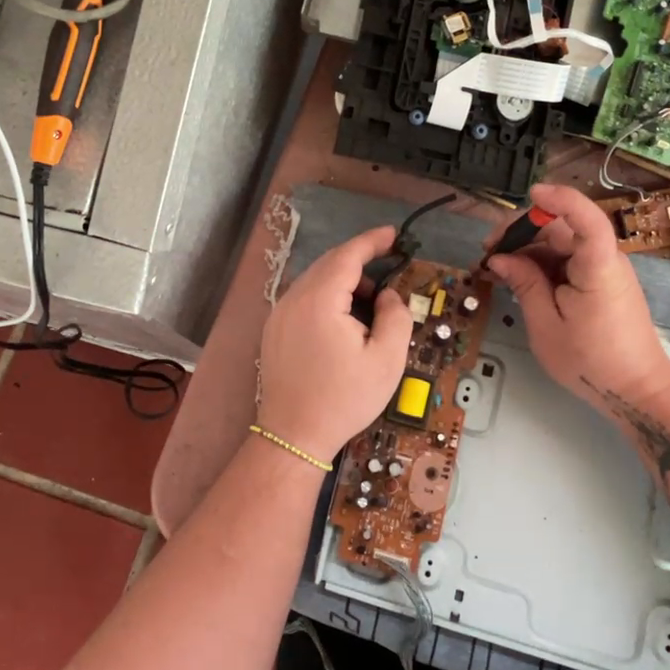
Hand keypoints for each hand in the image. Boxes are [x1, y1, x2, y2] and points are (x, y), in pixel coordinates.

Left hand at [258, 226, 415, 461]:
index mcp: (319, 300)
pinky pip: (303, 298)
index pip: (347, 256)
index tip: (394, 234)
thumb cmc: (344, 399)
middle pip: (328, 264)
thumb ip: (396, 317)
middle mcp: (293, 299)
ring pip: (314, 281)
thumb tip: (388, 296)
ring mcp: (278, 314)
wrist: (293, 435)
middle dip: (359, 261)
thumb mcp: (386, 360)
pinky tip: (343, 320)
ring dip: (343, 281)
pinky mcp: (273, 330)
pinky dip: (326, 296)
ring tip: (370, 303)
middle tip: (389, 269)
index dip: (372, 241)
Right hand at [485, 184, 669, 410]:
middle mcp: (605, 260)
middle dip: (521, 232)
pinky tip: (517, 279)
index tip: (531, 194)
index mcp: (597, 267)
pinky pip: (567, 261)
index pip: (586, 219)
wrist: (636, 390)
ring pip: (561, 244)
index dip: (560, 199)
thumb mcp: (546, 326)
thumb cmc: (592, 362)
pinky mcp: (600, 282)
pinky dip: (541, 265)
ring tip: (495, 269)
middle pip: (562, 228)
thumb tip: (501, 259)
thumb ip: (524, 285)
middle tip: (487, 253)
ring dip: (527, 250)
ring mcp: (604, 269)